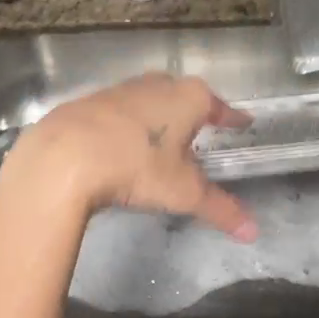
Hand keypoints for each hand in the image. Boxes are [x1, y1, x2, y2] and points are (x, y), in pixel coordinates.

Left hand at [4, 73, 256, 240]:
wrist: (65, 155)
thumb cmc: (137, 167)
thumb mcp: (183, 192)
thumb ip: (220, 209)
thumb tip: (254, 232)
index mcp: (188, 98)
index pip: (219, 106)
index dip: (232, 118)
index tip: (242, 122)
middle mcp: (156, 85)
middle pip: (182, 96)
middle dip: (192, 113)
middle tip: (200, 131)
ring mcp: (120, 90)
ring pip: (148, 101)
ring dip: (157, 118)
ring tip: (160, 141)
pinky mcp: (89, 103)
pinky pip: (118, 113)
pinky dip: (126, 127)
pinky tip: (121, 146)